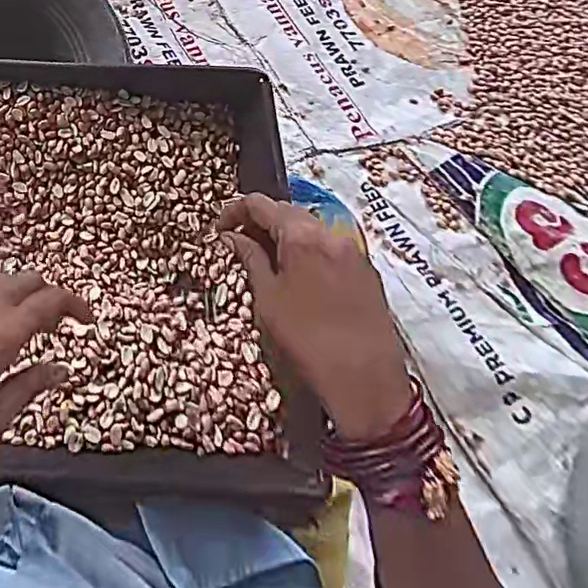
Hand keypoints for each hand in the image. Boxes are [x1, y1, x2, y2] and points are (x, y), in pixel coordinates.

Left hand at [0, 273, 90, 491]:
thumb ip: (30, 385)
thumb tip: (62, 369)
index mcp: (0, 332)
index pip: (49, 299)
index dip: (74, 305)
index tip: (87, 321)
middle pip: (24, 279)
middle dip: (47, 294)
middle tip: (58, 325)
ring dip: (19, 295)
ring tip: (26, 329)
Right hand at [217, 192, 413, 440]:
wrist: (368, 383)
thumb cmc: (307, 340)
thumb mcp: (267, 298)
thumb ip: (249, 258)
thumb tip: (231, 237)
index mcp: (302, 236)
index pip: (260, 204)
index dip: (234, 211)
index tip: (219, 230)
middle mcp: (331, 234)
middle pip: (287, 211)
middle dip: (259, 222)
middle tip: (237, 245)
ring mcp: (353, 251)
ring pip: (309, 228)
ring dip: (283, 236)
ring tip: (264, 262)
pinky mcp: (367, 272)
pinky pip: (329, 246)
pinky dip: (306, 250)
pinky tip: (296, 276)